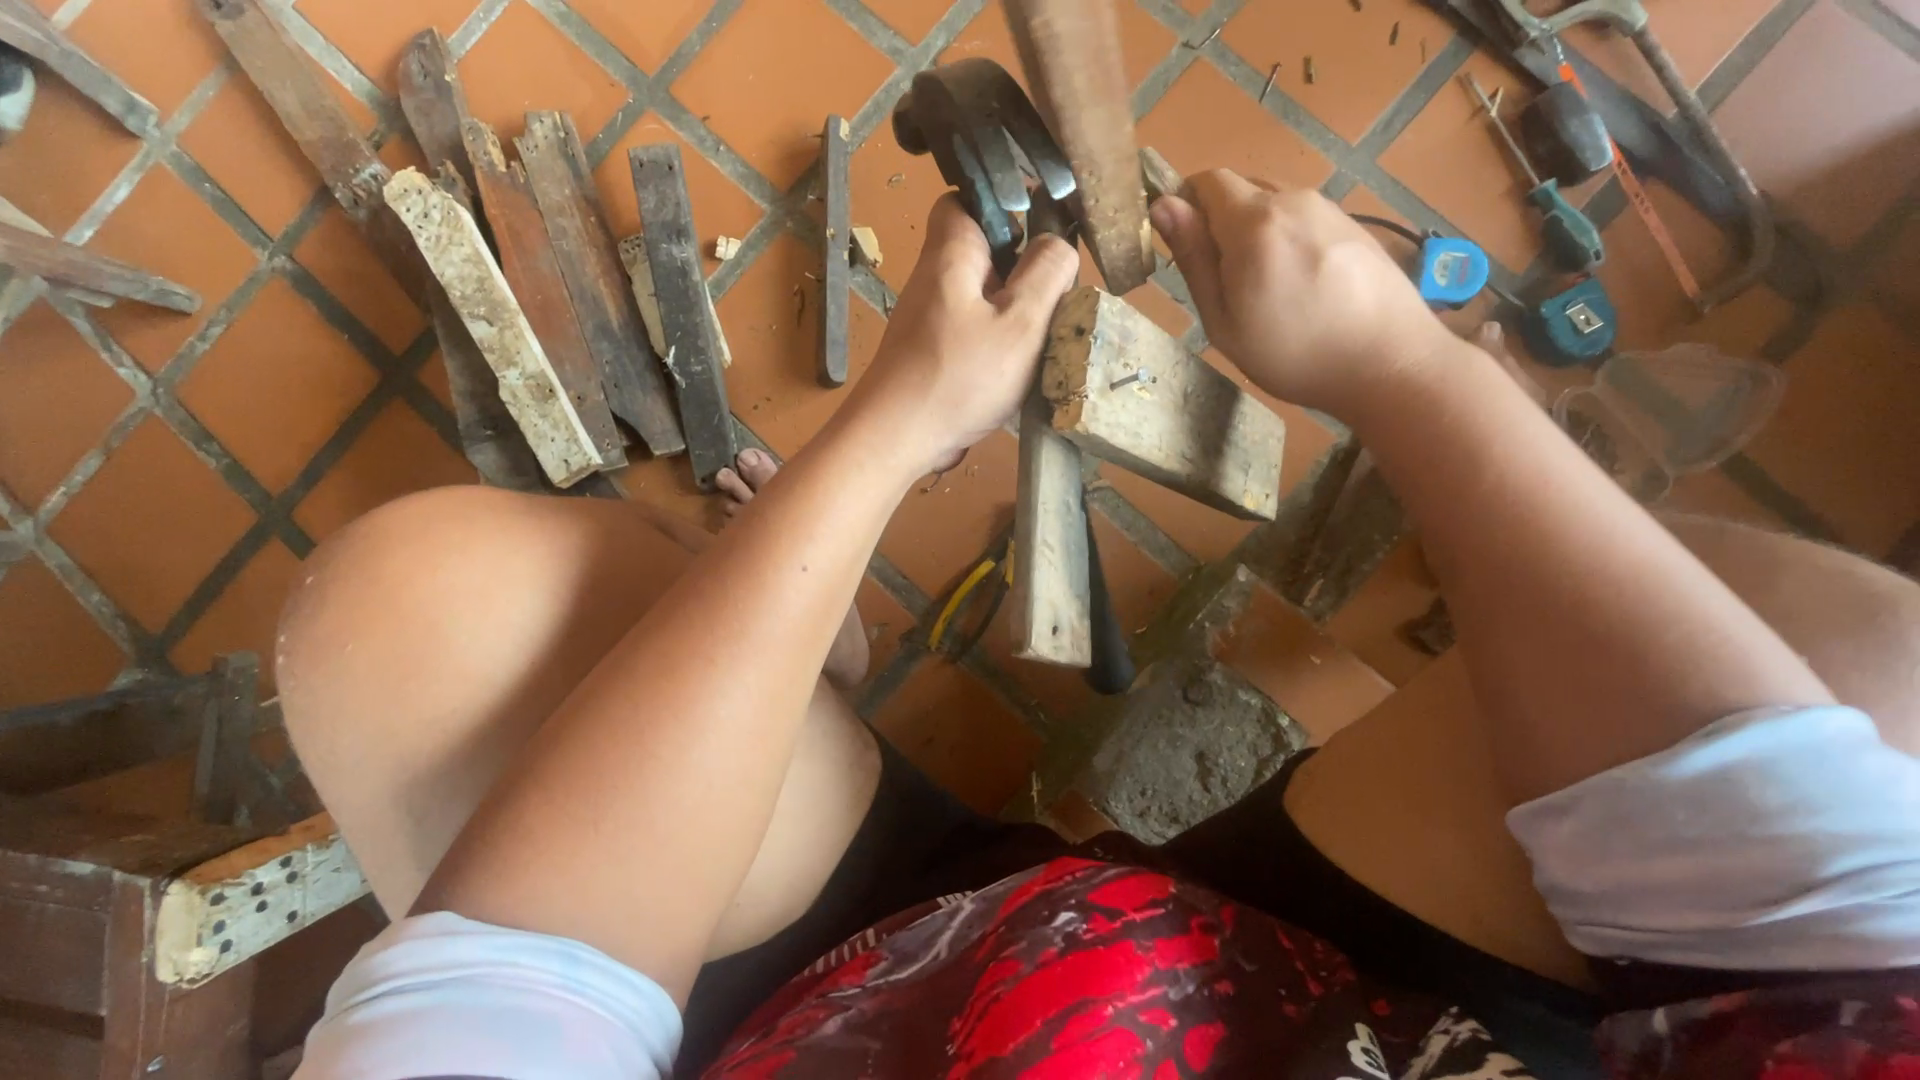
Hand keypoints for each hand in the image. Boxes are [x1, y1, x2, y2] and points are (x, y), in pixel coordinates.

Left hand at [846, 195, 1079, 475]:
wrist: (896, 439)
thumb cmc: (959, 377)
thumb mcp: (1020, 323)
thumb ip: (1046, 274)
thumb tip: (1058, 242)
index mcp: (951, 255)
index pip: (965, 198)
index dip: (1002, 201)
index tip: (1042, 224)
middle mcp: (933, 279)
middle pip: (981, 251)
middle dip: (1020, 265)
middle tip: (1055, 292)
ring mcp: (928, 319)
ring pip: (980, 295)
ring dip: (1013, 310)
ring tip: (1045, 334)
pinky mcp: (930, 354)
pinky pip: (971, 330)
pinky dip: (996, 341)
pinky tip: (1019, 367)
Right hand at [1150, 170, 1452, 418]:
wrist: (1388, 363)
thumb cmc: (1292, 354)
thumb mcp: (1224, 320)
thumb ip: (1194, 258)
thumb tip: (1163, 205)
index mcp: (1253, 222)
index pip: (1205, 181)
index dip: (1186, 207)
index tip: (1186, 250)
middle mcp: (1292, 200)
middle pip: (1240, 189)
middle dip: (1220, 222)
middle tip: (1224, 280)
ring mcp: (1328, 208)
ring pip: (1273, 203)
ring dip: (1255, 232)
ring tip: (1266, 288)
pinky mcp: (1352, 224)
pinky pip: (1303, 218)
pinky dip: (1287, 240)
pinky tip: (1301, 286)